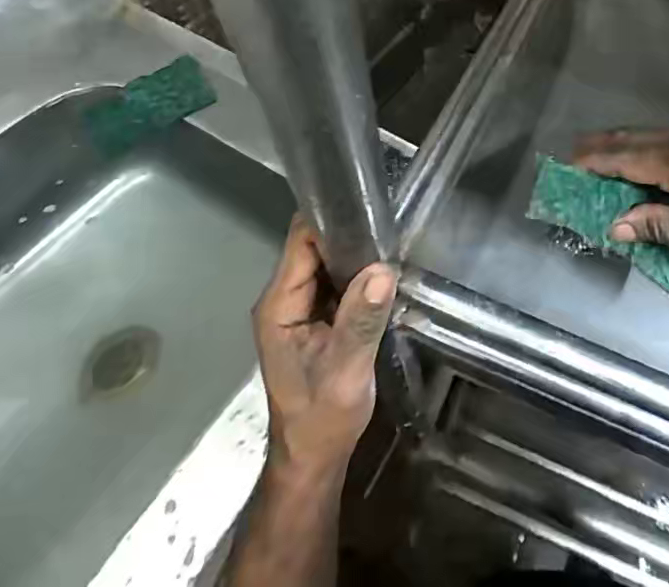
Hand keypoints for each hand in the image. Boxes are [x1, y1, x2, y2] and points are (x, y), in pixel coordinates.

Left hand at [252, 217, 396, 476]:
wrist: (312, 457)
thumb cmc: (321, 417)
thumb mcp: (346, 371)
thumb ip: (361, 320)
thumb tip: (383, 270)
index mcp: (279, 303)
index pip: (300, 242)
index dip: (330, 222)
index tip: (367, 211)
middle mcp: (283, 297)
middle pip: (312, 247)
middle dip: (348, 236)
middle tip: (388, 229)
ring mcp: (297, 306)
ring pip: (325, 263)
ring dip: (354, 256)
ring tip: (389, 245)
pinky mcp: (313, 317)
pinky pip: (334, 282)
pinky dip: (355, 276)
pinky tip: (381, 274)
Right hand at [574, 124, 668, 277]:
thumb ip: (659, 227)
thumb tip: (616, 223)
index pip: (622, 158)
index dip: (589, 164)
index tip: (562, 171)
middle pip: (628, 139)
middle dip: (596, 153)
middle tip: (570, 171)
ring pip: (645, 136)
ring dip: (618, 152)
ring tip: (594, 172)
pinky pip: (663, 139)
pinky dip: (640, 152)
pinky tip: (633, 171)